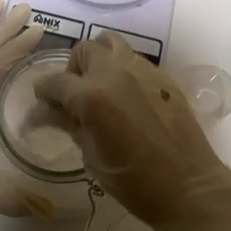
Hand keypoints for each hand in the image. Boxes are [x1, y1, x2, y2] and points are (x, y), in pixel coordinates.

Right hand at [35, 33, 230, 230]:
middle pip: (84, 50)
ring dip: (99, 59)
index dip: (43, 93)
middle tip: (74, 94)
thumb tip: (45, 113)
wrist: (188, 185)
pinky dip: (122, 68)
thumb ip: (69, 126)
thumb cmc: (134, 181)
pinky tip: (126, 95)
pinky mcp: (162, 77)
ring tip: (100, 85)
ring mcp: (142, 70)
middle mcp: (115, 73)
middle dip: (72, 69)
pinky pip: (134, 59)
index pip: (55, 82)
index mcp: (91, 96)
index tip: (42, 105)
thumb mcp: (92, 157)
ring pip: (111, 44)